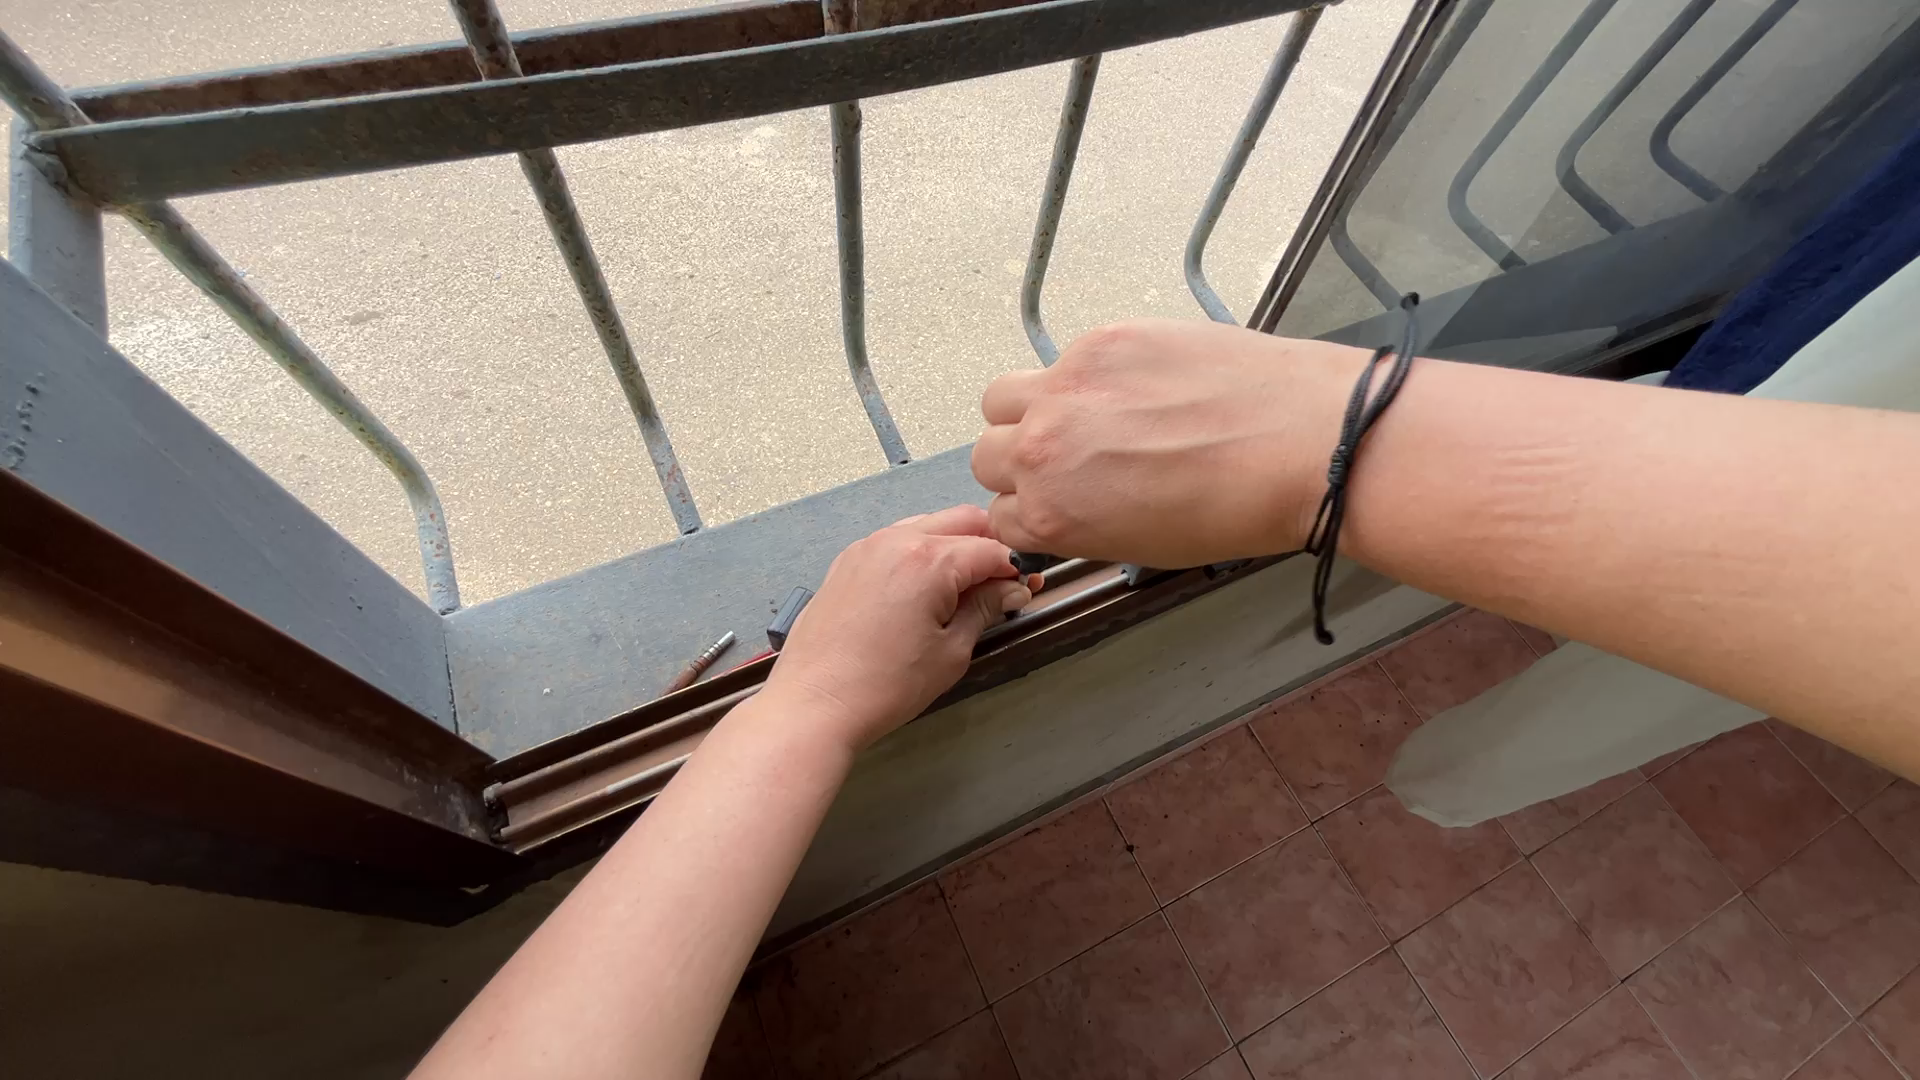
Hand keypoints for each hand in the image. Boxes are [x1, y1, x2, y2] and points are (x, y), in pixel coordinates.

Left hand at [762, 506, 1037, 752]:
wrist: (815, 704)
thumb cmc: (884, 686)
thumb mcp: (951, 651)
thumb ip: (985, 610)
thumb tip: (1011, 590)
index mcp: (929, 560)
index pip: (991, 549)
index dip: (1016, 569)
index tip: (1027, 588)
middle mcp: (896, 540)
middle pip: (962, 521)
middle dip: (989, 545)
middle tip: (1001, 583)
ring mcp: (867, 547)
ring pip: (927, 525)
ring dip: (954, 545)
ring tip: (964, 586)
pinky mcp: (848, 561)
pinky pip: (896, 540)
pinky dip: (920, 552)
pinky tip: (925, 587)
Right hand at [972, 319, 1368, 566]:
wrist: (1305, 445)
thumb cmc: (1236, 510)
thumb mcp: (1141, 545)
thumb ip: (1079, 524)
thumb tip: (1063, 502)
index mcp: (1052, 515)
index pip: (998, 514)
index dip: (1027, 509)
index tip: (1051, 499)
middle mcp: (1042, 451)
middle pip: (986, 455)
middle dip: (1017, 463)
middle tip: (1064, 458)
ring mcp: (1066, 388)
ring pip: (1000, 399)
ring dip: (1025, 411)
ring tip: (1076, 414)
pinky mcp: (1101, 340)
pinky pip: (1062, 360)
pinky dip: (1083, 376)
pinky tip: (1133, 384)